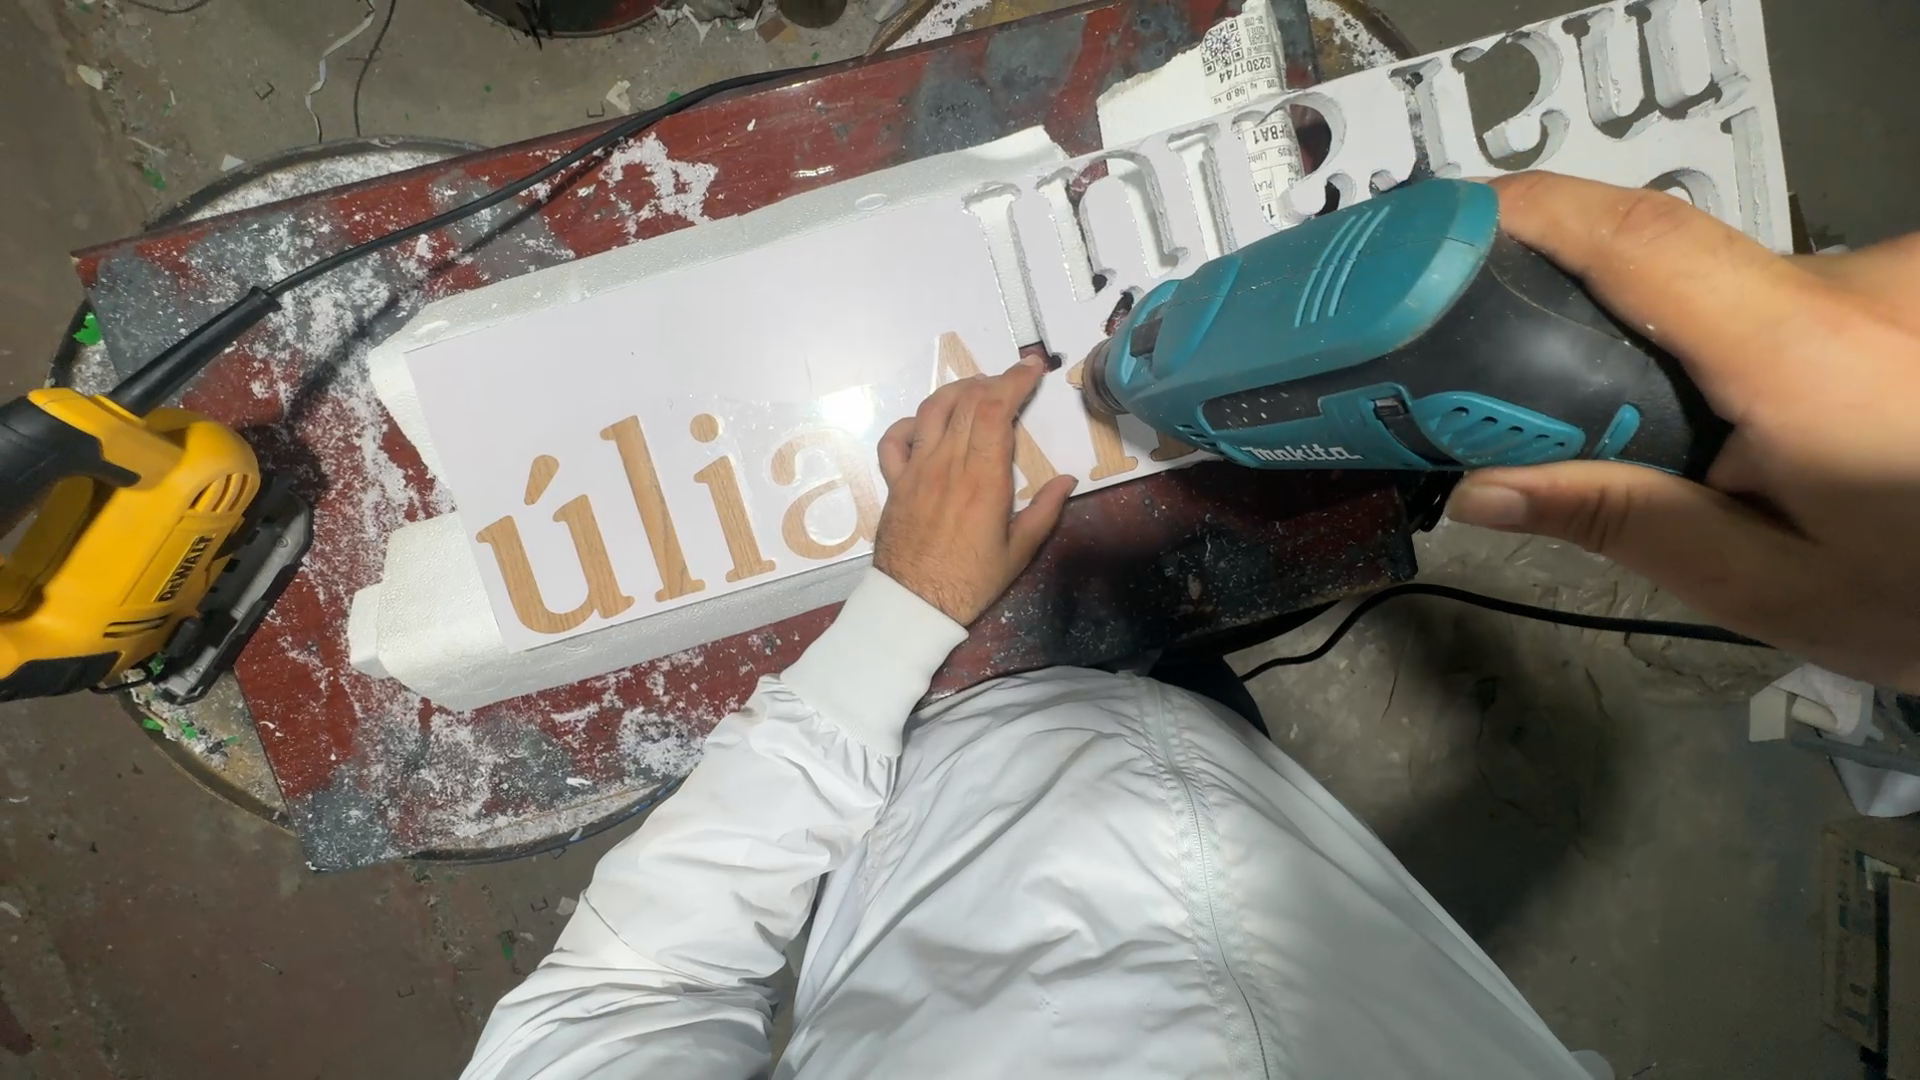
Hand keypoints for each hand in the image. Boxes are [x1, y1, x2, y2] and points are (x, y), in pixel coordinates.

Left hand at [872, 356, 1077, 624]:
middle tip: (1013, 381)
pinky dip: (910, 423)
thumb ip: (1045, 511)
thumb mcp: (1019, 552)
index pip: (996, 409)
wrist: (914, 605)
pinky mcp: (895, 483)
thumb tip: (1067, 480)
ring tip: (976, 391)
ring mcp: (916, 470)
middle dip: (994, 380)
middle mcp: (947, 463)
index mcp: (983, 478)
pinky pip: (894, 440)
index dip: (1015, 379)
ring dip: (956, 391)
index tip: (1033, 367)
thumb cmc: (971, 581)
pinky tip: (926, 426)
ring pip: (932, 410)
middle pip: (967, 402)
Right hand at [1445, 172, 1919, 691]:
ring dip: (1663, 356)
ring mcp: (1899, 280)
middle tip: (1536, 415)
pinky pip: (1773, 301)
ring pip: (1721, 297)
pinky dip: (1720, 353)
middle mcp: (1863, 286)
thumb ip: (1624, 523)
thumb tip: (1482, 491)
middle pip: (1669, 277)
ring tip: (1672, 448)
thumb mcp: (1764, 584)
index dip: (1536, 215)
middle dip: (1584, 333)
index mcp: (1814, 356)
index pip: (1646, 243)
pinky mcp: (1911, 291)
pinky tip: (1743, 427)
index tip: (1446, 221)